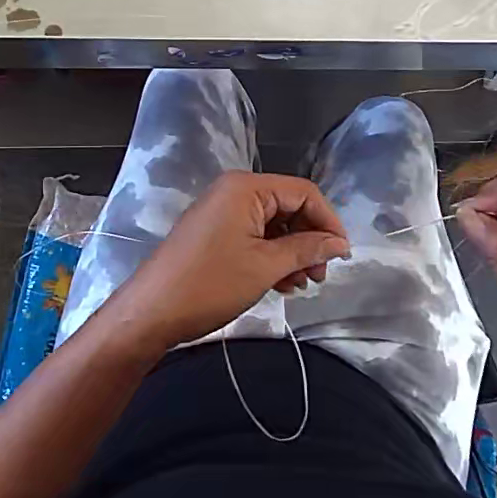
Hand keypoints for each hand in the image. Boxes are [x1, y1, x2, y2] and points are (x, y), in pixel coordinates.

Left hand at [101, 171, 350, 351]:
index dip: (328, 222)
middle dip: (309, 240)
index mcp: (245, 188)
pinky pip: (253, 235)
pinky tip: (280, 283)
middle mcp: (232, 191)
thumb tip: (339, 242)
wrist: (154, 309)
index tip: (342, 256)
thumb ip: (307, 249)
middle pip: (288, 206)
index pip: (303, 192)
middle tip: (319, 276)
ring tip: (299, 285)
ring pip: (272, 224)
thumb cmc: (211, 283)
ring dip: (292, 252)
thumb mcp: (266, 266)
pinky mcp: (213, 231)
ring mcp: (220, 211)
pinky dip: (271, 256)